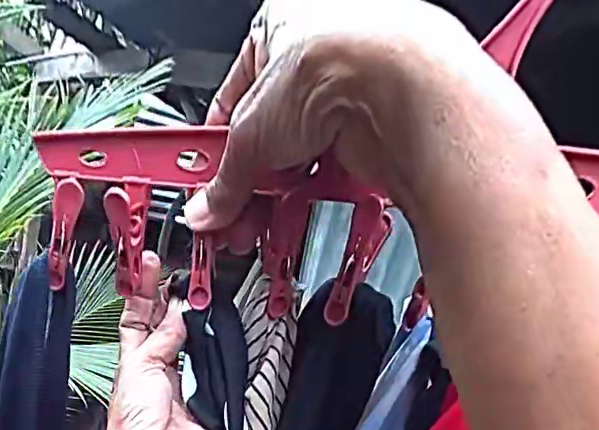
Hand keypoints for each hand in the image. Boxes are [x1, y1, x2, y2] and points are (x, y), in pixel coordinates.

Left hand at [105, 252, 216, 429]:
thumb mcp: (139, 373)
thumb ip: (159, 341)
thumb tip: (174, 313)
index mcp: (132, 369)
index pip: (137, 321)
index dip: (142, 293)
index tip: (149, 265)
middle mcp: (159, 377)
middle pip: (167, 329)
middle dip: (171, 300)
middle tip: (176, 271)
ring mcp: (186, 388)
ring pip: (192, 344)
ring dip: (194, 322)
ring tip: (195, 293)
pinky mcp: (210, 401)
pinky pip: (215, 368)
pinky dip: (215, 351)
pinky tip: (214, 330)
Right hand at [182, 0, 480, 232]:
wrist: (399, 90)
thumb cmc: (332, 67)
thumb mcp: (251, 133)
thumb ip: (224, 182)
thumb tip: (205, 209)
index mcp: (275, 30)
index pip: (227, 109)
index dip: (209, 158)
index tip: (199, 193)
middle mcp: (311, 63)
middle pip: (262, 145)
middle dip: (240, 192)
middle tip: (224, 224)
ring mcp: (340, 102)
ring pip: (294, 166)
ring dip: (270, 205)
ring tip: (254, 229)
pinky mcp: (366, 139)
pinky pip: (324, 179)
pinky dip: (306, 202)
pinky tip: (290, 218)